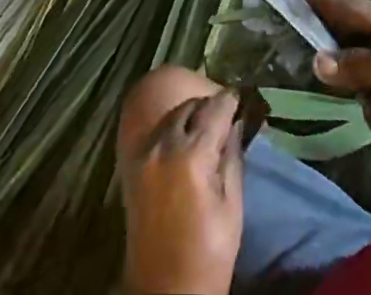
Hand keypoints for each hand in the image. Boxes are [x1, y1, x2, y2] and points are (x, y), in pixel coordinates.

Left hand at [120, 88, 242, 294]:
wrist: (165, 282)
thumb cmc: (210, 250)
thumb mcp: (232, 205)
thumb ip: (231, 157)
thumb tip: (235, 124)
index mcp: (191, 155)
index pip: (213, 111)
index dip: (228, 100)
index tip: (240, 95)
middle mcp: (162, 143)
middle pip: (187, 107)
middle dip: (207, 103)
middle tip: (225, 109)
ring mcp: (142, 149)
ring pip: (168, 115)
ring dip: (187, 111)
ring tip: (205, 119)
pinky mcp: (130, 159)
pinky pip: (152, 128)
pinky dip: (169, 123)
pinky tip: (181, 131)